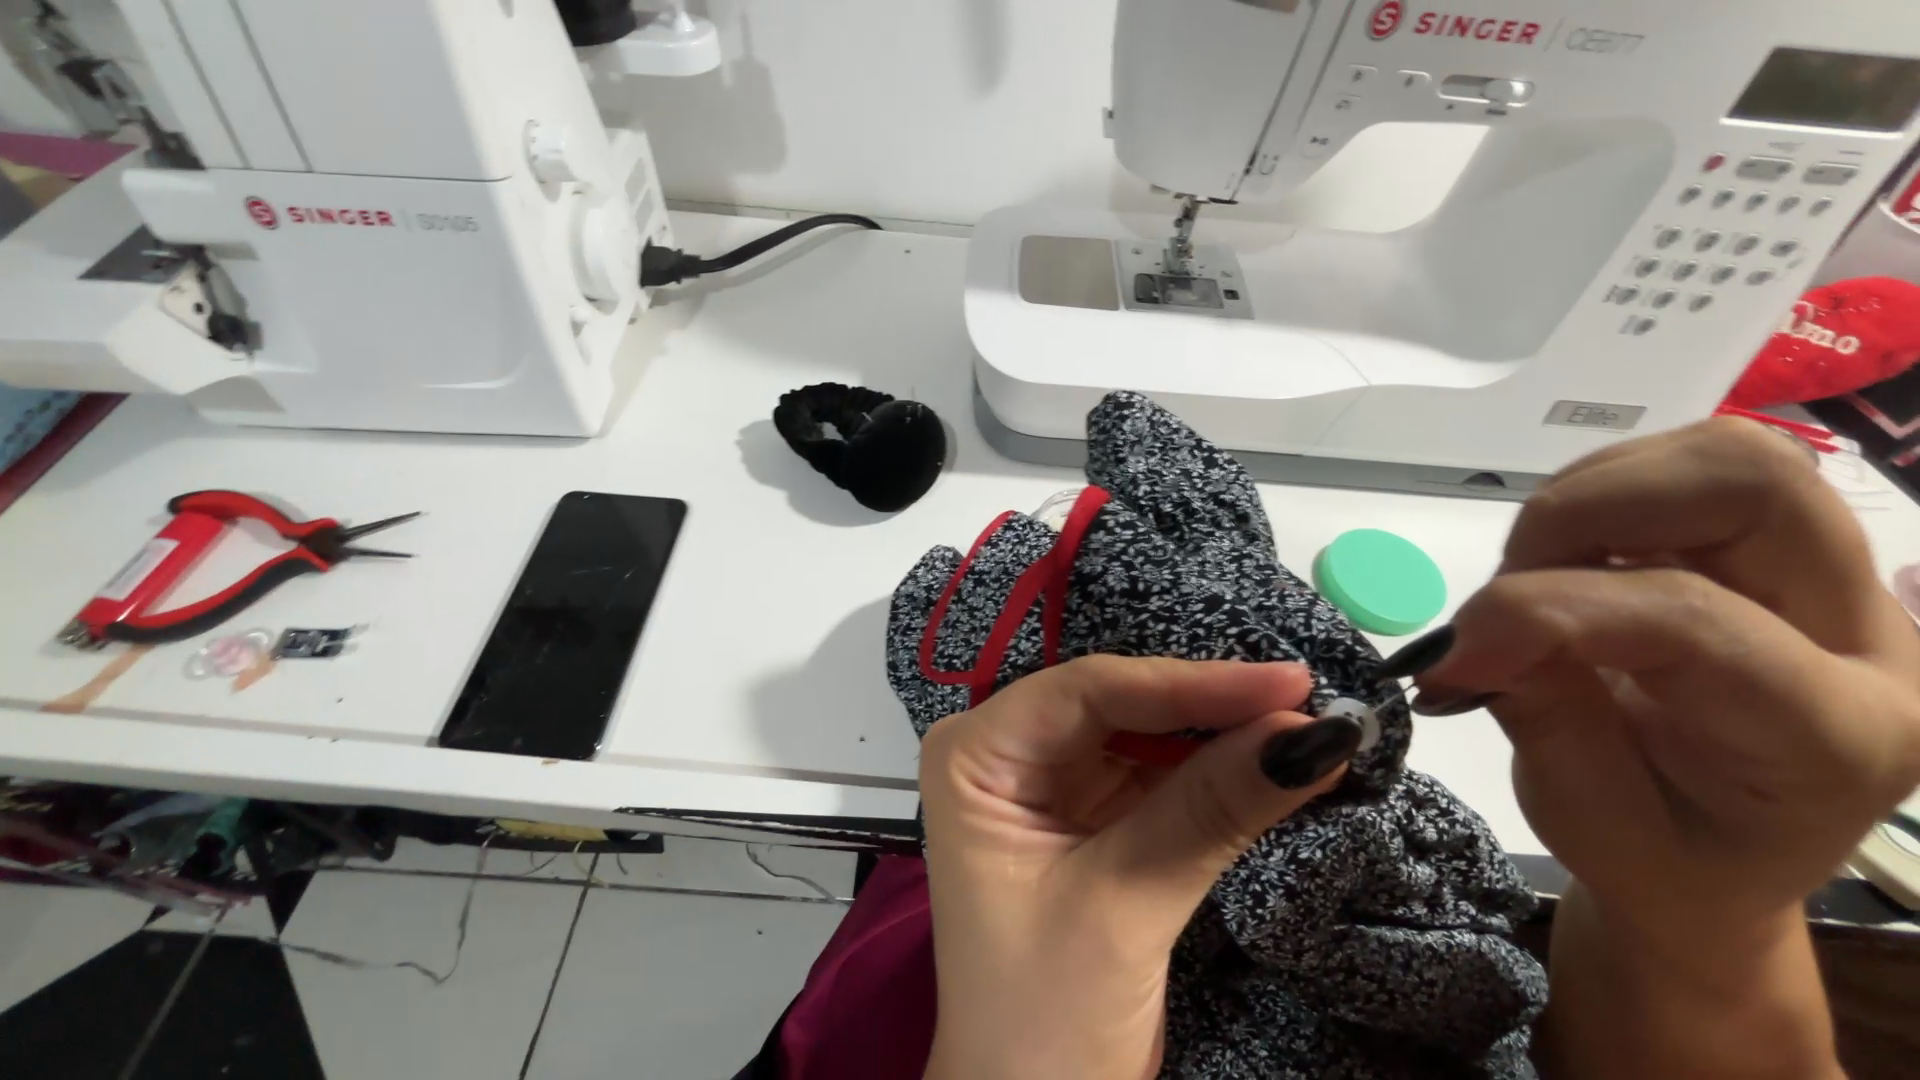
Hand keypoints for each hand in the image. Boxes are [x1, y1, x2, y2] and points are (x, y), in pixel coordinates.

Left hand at [917, 656, 1359, 1079]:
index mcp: (974, 756)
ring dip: (1220, 733)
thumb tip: (1310, 733)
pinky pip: (1156, 773)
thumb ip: (1210, 809)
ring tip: (1306, 728)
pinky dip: (1213, 771)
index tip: (1288, 683)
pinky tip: (1270, 761)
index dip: (1191, 681)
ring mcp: (1047, 783)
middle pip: (1118, 702)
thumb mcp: (1122, 905)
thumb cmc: (1042, 1020)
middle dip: (1211, 705)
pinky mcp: (1087, 815)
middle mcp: (1004, 753)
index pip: (1088, 691)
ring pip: (1143, 731)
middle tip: (1309, 701)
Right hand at [1413, 417, 1919, 943]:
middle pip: (1749, 482)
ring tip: (1534, 576)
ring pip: (1720, 455)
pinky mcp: (1778, 553)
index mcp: (1835, 734)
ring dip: (1588, 497)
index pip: (1693, 619)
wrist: (1717, 860)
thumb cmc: (1657, 858)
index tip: (1453, 654)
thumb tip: (1470, 635)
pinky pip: (1685, 469)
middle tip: (1511, 580)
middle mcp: (1865, 637)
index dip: (1545, 612)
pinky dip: (1594, 496)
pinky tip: (1564, 562)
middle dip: (1589, 511)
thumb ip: (1540, 715)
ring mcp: (1833, 582)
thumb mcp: (1587, 818)